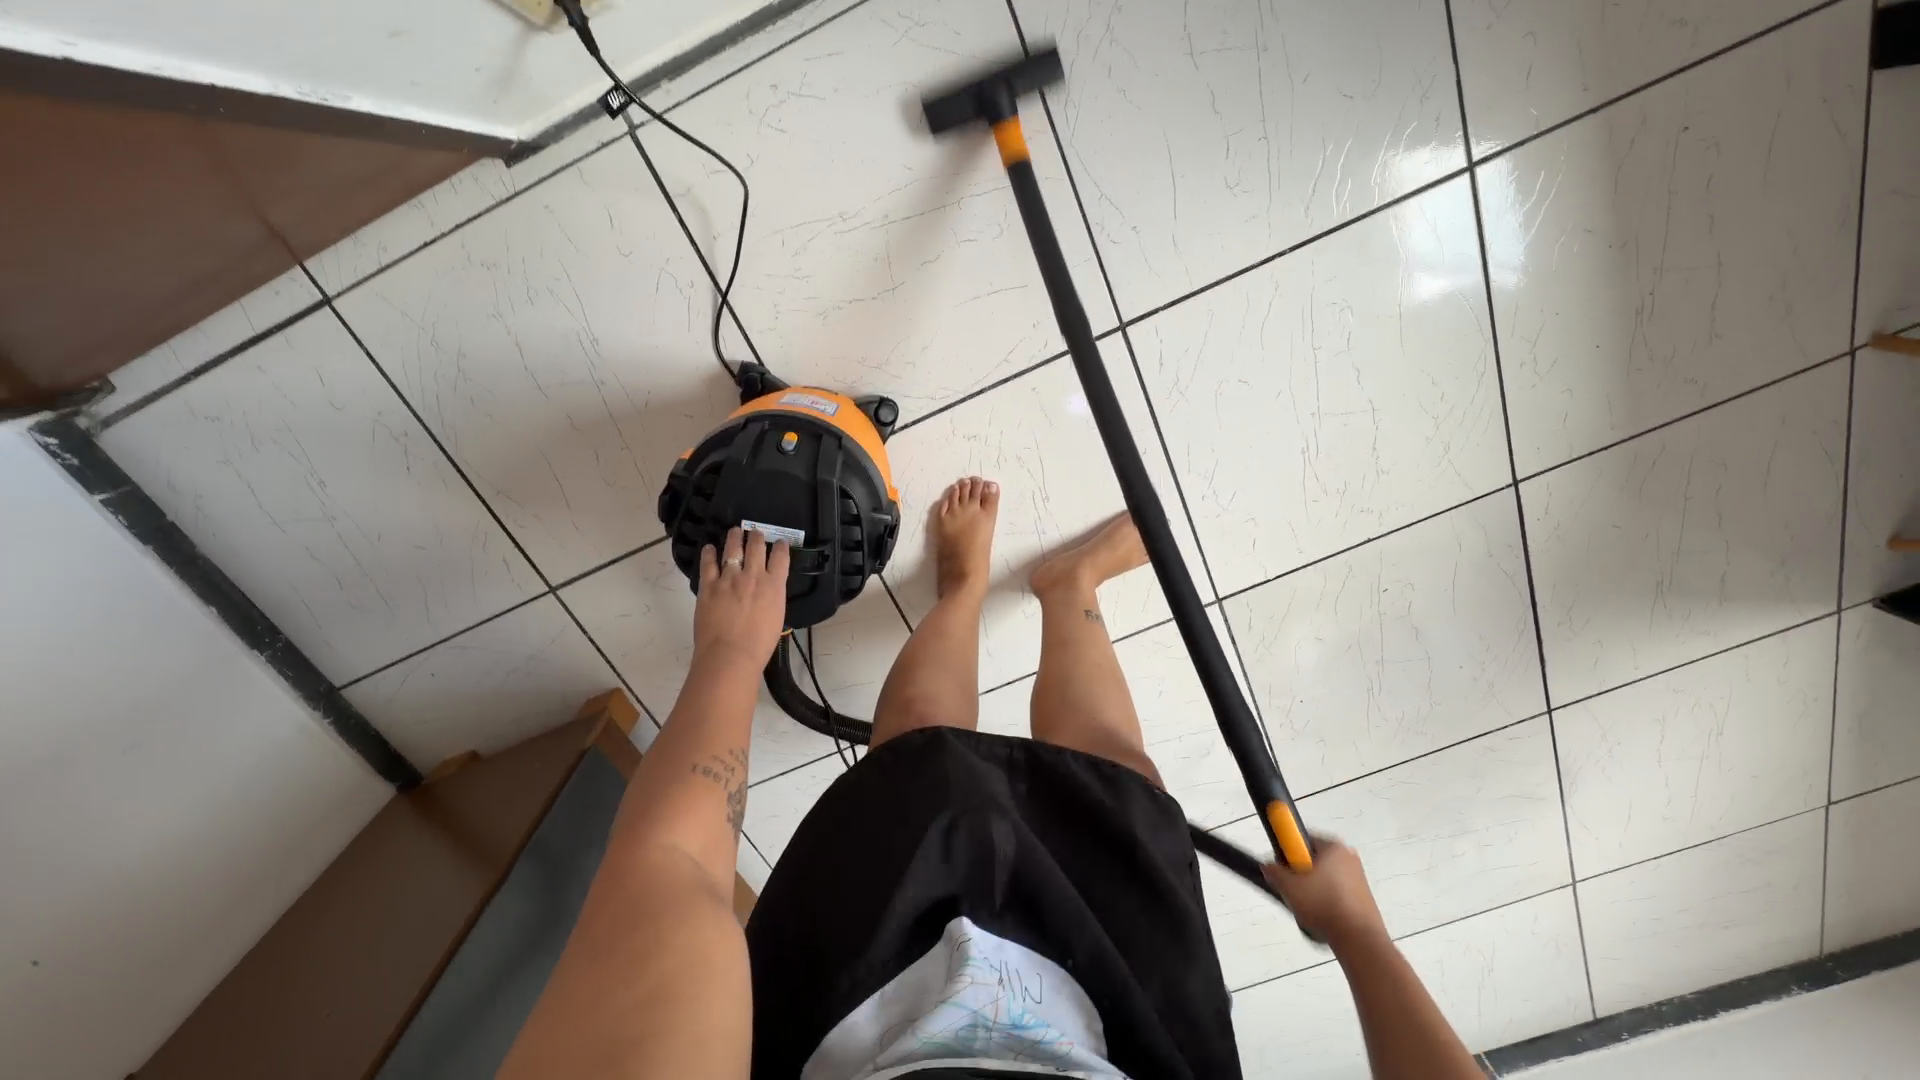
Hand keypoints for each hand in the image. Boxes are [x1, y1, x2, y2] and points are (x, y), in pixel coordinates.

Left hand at [693, 527, 790, 670]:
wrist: (730, 655)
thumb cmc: (759, 645)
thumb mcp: (777, 618)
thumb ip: (773, 598)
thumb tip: (769, 590)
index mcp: (774, 586)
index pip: (781, 558)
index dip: (781, 547)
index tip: (781, 542)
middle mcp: (753, 576)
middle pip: (756, 547)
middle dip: (757, 536)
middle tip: (756, 531)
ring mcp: (729, 578)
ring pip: (733, 549)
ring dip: (735, 537)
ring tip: (735, 530)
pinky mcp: (708, 585)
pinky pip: (709, 563)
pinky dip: (710, 553)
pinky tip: (710, 548)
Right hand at [1262, 838, 1388, 952]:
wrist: (1358, 939)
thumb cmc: (1325, 906)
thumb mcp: (1288, 886)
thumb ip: (1273, 871)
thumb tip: (1269, 867)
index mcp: (1333, 846)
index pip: (1302, 839)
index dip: (1288, 854)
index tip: (1282, 868)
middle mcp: (1349, 857)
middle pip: (1313, 860)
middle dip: (1300, 875)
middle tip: (1292, 890)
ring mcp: (1359, 878)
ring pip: (1324, 879)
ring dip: (1313, 891)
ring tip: (1307, 907)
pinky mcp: (1364, 898)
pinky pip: (1336, 894)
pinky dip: (1326, 903)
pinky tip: (1320, 917)